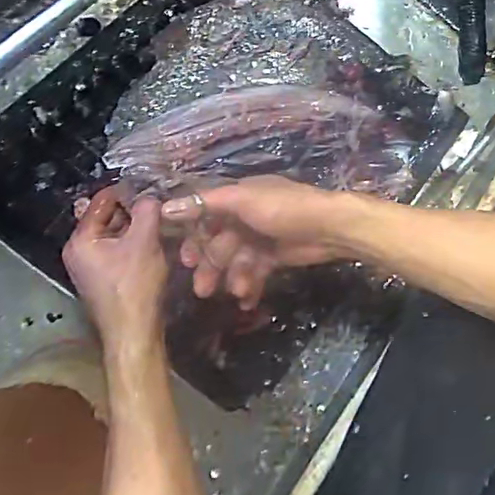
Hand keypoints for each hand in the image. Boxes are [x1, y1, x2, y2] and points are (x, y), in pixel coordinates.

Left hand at [62, 187, 168, 349]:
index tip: (152, 185)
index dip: (127, 190)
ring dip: (136, 225)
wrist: (134, 333)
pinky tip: (155, 239)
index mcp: (81, 239)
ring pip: (116, 232)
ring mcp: (90, 265)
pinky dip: (135, 241)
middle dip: (133, 208)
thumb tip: (150, 194)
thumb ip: (146, 209)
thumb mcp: (144, 239)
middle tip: (159, 202)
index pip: (102, 200)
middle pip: (107, 215)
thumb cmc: (135, 285)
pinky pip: (118, 248)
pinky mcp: (104, 277)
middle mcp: (79, 250)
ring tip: (161, 218)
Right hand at [160, 176, 361, 308]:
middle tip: (203, 288)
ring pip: (235, 260)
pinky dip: (249, 285)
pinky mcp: (274, 257)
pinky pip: (254, 272)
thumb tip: (166, 207)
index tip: (184, 259)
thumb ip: (207, 203)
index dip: (194, 236)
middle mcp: (247, 215)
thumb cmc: (285, 208)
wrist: (329, 228)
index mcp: (239, 196)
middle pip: (218, 242)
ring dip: (232, 277)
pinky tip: (247, 298)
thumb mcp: (244, 200)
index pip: (206, 214)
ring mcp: (261, 237)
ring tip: (236, 292)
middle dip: (211, 264)